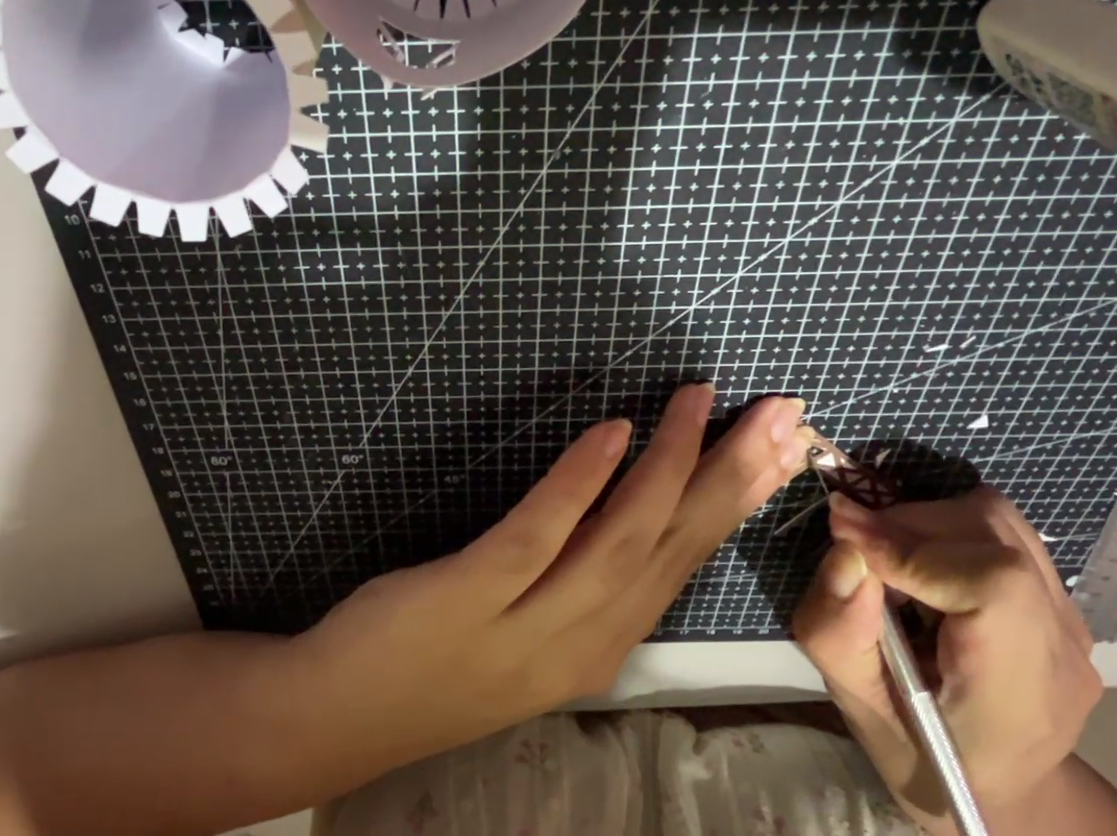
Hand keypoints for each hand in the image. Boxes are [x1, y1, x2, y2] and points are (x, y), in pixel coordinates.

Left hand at [285, 384, 810, 771]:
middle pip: (672, 548)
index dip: (734, 504)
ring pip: (620, 539)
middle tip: (781, 414)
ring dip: (668, 464)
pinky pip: (540, 533)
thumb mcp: (530, 631)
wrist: (335, 716)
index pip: (683, 566)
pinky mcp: (471, 597)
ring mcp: (528, 625)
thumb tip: (628, 505)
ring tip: (698, 401)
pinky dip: (581, 480)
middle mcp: (582, 643)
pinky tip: (611, 431)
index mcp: (599, 645)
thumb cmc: (434, 662)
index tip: (780, 453)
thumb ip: (580, 581)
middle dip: (730, 477)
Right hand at [793, 485, 1103, 834]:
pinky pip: (1000, 537)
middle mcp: (1061, 645)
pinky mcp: (1059, 602)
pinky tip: (921, 571)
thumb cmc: (917, 759)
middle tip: (854, 548)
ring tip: (888, 559)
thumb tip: (846, 552)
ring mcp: (1071, 620)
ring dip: (926, 524)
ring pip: (996, 521)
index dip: (912, 548)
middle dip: (907, 527)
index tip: (844, 537)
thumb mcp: (857, 707)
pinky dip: (946, 534)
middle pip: (991, 534)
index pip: (992, 581)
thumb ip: (840, 633)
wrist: (994, 791)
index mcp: (1018, 690)